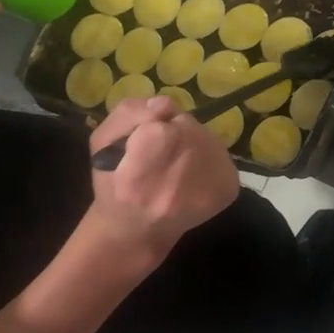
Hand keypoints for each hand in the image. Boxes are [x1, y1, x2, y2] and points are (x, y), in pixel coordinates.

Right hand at [87, 97, 240, 267]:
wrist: (139, 228)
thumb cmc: (114, 183)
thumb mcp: (103, 142)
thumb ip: (129, 113)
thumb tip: (163, 104)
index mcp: (146, 159)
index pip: (161, 120)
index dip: (150, 127)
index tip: (142, 144)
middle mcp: (186, 167)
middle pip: (188, 125)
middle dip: (174, 132)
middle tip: (160, 156)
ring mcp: (212, 179)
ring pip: (207, 137)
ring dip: (193, 144)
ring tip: (176, 167)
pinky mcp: (230, 187)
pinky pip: (222, 157)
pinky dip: (207, 161)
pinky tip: (192, 178)